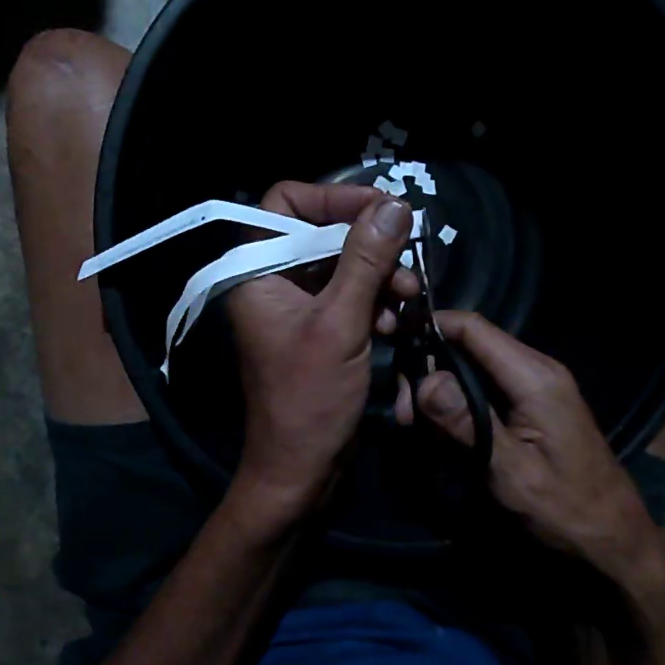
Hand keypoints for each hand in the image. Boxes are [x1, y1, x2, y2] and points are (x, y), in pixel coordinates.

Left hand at [227, 182, 417, 505]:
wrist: (298, 467)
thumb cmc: (309, 398)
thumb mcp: (342, 323)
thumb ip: (366, 261)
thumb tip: (394, 205)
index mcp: (255, 271)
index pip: (284, 203)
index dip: (331, 197)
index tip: (381, 207)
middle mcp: (269, 281)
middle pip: (320, 233)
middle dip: (368, 245)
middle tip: (407, 264)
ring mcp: (293, 306)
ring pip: (340, 266)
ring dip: (379, 276)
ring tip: (409, 299)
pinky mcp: (315, 329)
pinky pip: (346, 296)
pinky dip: (373, 303)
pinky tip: (396, 323)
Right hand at [409, 311, 664, 598]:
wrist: (612, 539)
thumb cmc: (566, 508)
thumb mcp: (512, 471)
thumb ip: (468, 423)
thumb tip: (425, 380)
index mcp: (535, 378)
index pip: (473, 328)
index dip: (430, 326)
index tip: (392, 343)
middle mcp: (536, 371)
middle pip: (468, 345)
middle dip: (427, 368)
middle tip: (402, 410)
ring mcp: (534, 387)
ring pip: (471, 367)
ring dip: (437, 389)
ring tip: (413, 424)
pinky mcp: (530, 405)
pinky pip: (483, 387)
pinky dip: (455, 402)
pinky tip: (438, 430)